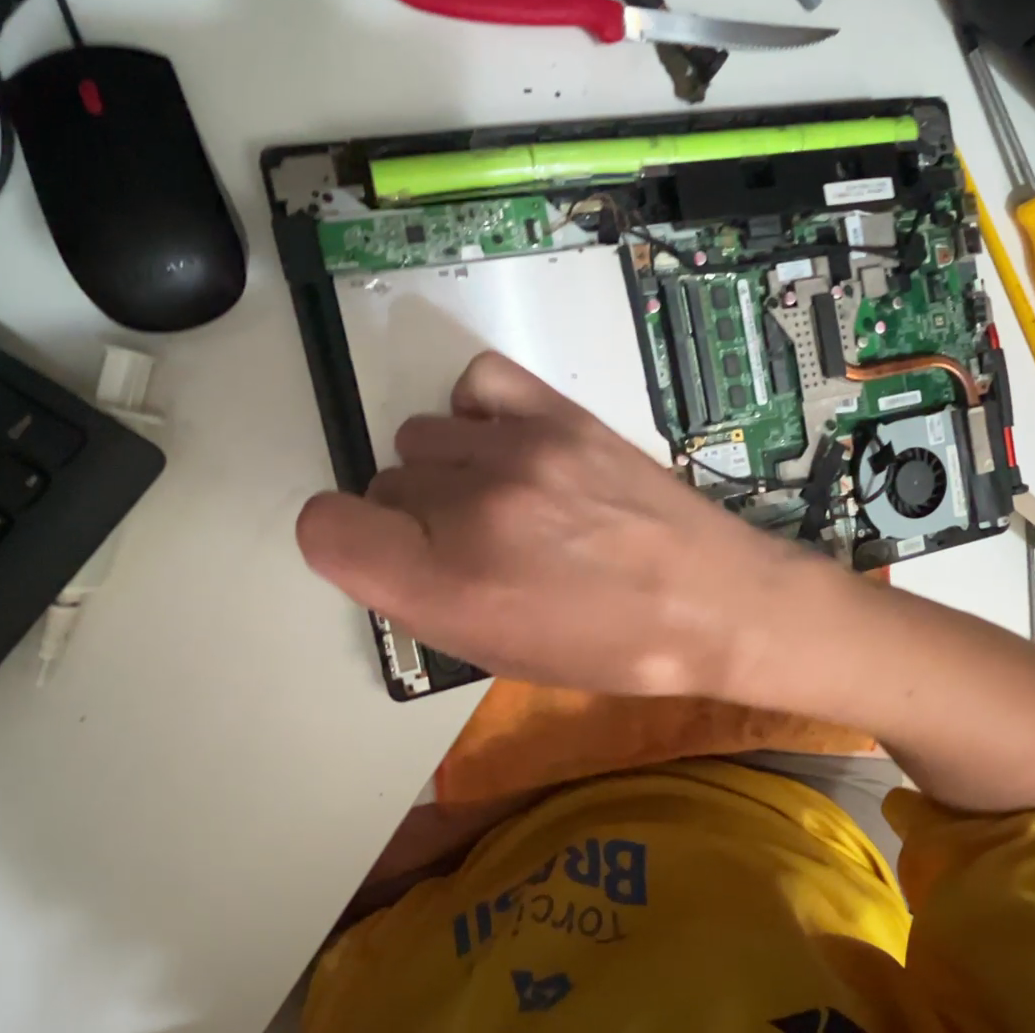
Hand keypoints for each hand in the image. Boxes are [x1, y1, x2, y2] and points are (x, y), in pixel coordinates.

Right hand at [296, 351, 808, 695]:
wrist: (711, 601)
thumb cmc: (608, 648)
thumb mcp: (496, 651)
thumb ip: (418, 597)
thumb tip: (380, 541)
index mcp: (449, 586)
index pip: (324, 528)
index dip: (345, 543)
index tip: (384, 554)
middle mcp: (474, 509)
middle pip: (380, 484)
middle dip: (412, 520)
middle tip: (473, 544)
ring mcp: (520, 451)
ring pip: (421, 437)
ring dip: (447, 471)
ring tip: (501, 497)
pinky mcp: (561, 415)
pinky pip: (476, 383)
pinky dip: (477, 414)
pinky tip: (507, 447)